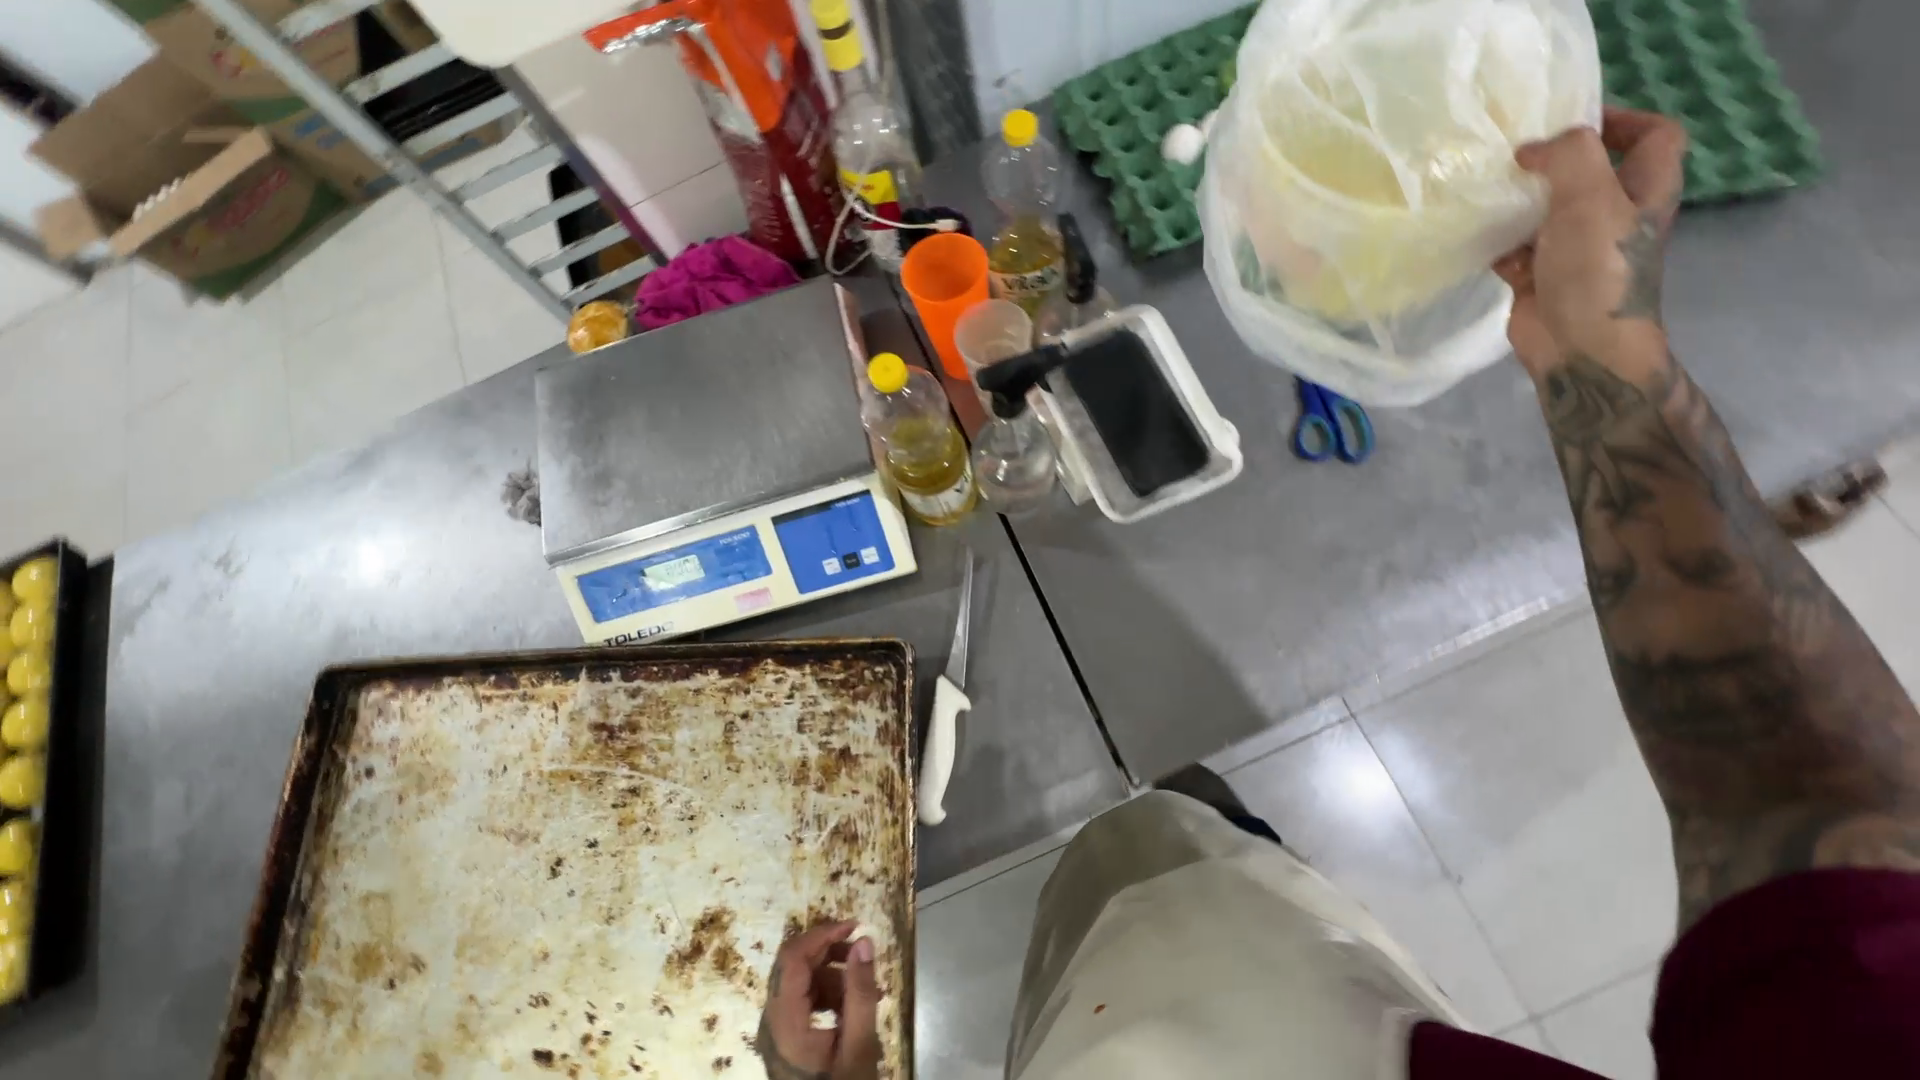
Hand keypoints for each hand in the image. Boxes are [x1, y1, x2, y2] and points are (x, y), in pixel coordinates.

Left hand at [755, 920, 880, 1079]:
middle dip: (829, 951)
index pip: (792, 958)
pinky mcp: (785, 1039)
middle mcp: (772, 1021)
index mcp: (784, 1021)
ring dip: (833, 973)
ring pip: (799, 981)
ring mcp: (776, 1031)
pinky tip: (855, 1005)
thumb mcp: (860, 1045)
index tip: (855, 925)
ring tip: (870, 987)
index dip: (821, 933)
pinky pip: (802, 1000)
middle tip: (862, 949)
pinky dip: (828, 993)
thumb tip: (863, 940)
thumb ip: (860, 991)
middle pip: (793, 965)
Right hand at [1494, 107, 1687, 378]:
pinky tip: (1482, 241)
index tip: (1573, 123)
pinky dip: (1499, 244)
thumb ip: (1566, 156)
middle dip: (1554, 163)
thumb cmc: (1597, 267)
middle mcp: (1614, 216)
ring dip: (1518, 203)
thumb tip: (1531, 152)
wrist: (1581, 344)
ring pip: (1547, 211)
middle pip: (1590, 173)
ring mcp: (1576, 249)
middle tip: (1518, 156)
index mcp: (1645, 190)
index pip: (1655, 136)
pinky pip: (1516, 249)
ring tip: (1490, 193)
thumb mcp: (1590, 194)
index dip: (1623, 120)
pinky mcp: (1541, 277)